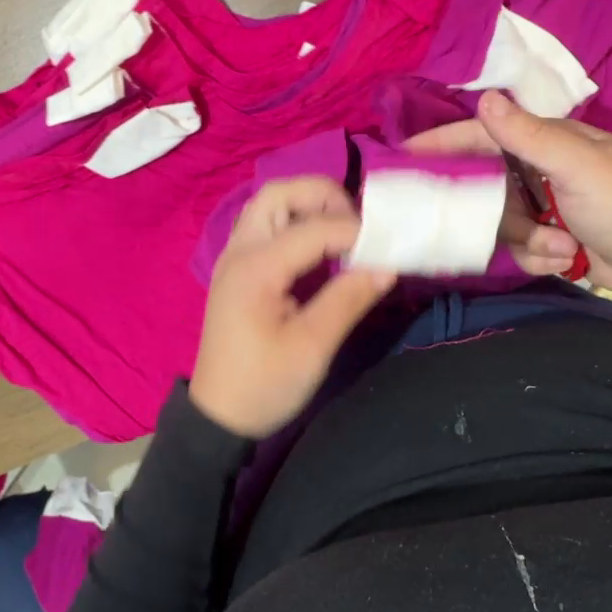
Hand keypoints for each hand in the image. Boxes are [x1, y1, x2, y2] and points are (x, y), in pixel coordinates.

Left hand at [190, 177, 396, 438]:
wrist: (219, 416)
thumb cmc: (264, 385)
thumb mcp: (312, 347)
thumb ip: (348, 299)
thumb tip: (388, 265)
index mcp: (255, 267)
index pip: (315, 226)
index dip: (358, 232)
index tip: (391, 250)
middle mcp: (239, 251)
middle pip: (280, 194)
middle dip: (324, 198)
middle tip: (359, 228)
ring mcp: (234, 260)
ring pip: (271, 208)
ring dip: (309, 210)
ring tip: (345, 238)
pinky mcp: (238, 273)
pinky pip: (266, 230)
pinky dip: (296, 227)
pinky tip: (323, 255)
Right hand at [406, 90, 611, 301]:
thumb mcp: (577, 166)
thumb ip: (528, 136)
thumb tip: (485, 99)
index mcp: (550, 142)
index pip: (486, 135)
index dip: (446, 143)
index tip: (406, 154)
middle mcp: (541, 171)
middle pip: (487, 190)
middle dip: (503, 216)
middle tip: (521, 226)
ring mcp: (545, 208)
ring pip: (501, 226)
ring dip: (531, 242)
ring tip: (565, 246)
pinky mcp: (548, 240)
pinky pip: (518, 251)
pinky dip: (541, 258)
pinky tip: (570, 258)